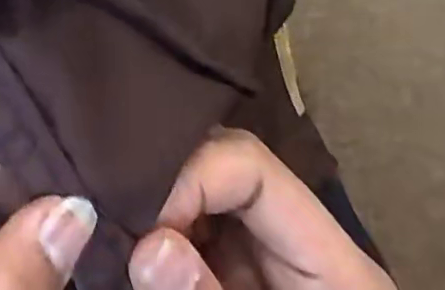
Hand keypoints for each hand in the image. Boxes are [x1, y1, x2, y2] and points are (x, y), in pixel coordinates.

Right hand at [129, 129, 394, 289]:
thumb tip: (149, 244)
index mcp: (334, 263)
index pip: (249, 165)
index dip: (189, 175)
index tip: (140, 226)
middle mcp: (298, 244)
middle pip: (221, 169)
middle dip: (162, 186)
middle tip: (110, 220)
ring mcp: (266, 263)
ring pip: (198, 197)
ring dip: (151, 214)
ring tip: (110, 235)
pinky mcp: (237, 281)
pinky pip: (190, 238)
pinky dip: (154, 240)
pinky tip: (124, 254)